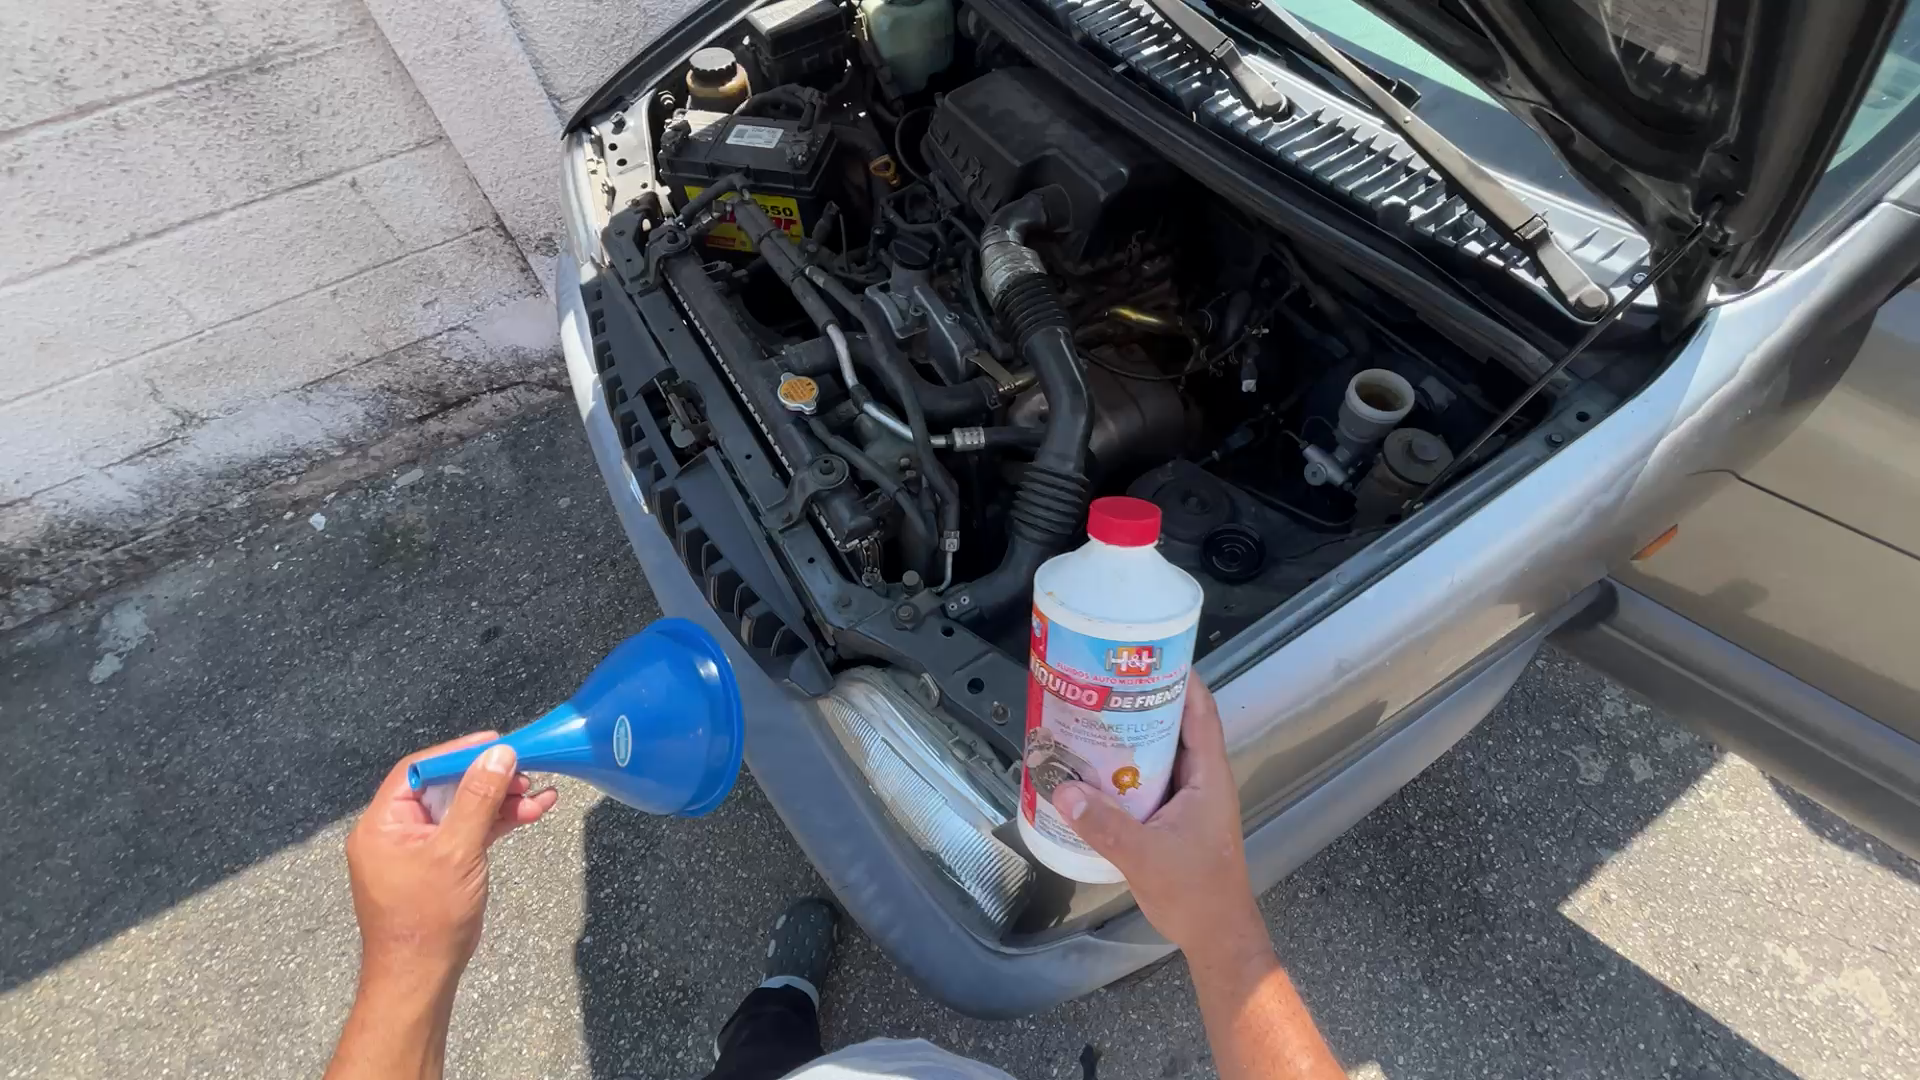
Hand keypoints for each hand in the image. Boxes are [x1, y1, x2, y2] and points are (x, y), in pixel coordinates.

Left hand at [343, 733, 559, 994]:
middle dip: (491, 776)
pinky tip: (536, 809)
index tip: (499, 743)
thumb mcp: (456, 850)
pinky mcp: (447, 859)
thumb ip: (479, 798)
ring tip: (537, 792)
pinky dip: (505, 817)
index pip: (420, 770)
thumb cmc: (428, 914)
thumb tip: (501, 753)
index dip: (459, 752)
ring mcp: (424, 846)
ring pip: (468, 805)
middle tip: (526, 770)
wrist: (424, 973)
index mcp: (384, 824)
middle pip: (449, 785)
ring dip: (504, 797)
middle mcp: (400, 830)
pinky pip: (477, 826)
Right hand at [1050, 681, 1264, 956]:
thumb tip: (1061, 788)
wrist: (1216, 938)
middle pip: (1176, 723)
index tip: (1147, 656)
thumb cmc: (1196, 894)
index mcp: (1209, 776)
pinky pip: (1148, 776)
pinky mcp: (1173, 814)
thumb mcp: (1146, 857)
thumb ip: (1104, 825)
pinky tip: (1093, 765)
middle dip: (1143, 700)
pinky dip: (1125, 764)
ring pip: (1160, 750)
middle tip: (1103, 683)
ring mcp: (1188, 796)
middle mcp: (1201, 778)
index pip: (1201, 712)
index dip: (1180, 679)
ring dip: (1131, 732)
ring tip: (1092, 715)